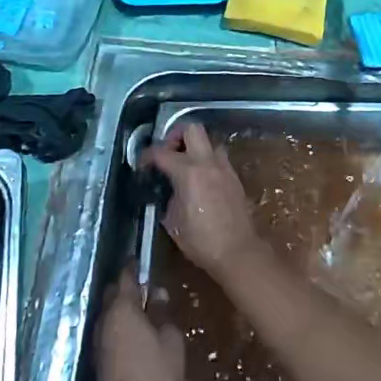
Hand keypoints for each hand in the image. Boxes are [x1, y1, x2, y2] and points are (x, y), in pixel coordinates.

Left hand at [94, 264, 184, 380]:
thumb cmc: (155, 377)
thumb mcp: (171, 341)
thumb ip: (162, 313)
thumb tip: (156, 294)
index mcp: (122, 309)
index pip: (126, 276)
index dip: (135, 266)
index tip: (144, 259)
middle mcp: (105, 319)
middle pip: (114, 293)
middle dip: (128, 285)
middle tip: (149, 285)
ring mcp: (99, 340)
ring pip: (111, 312)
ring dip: (125, 307)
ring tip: (147, 310)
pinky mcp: (100, 359)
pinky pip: (110, 329)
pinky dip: (122, 324)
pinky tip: (139, 334)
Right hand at [144, 121, 262, 272]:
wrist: (238, 251)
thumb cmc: (201, 240)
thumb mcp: (173, 221)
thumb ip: (169, 198)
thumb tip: (169, 191)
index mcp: (188, 172)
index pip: (161, 153)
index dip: (147, 155)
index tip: (142, 164)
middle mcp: (207, 163)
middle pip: (191, 128)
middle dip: (176, 135)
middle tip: (169, 152)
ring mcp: (224, 168)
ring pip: (209, 141)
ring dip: (195, 148)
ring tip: (186, 166)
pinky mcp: (235, 178)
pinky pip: (219, 159)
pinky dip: (207, 162)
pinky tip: (202, 181)